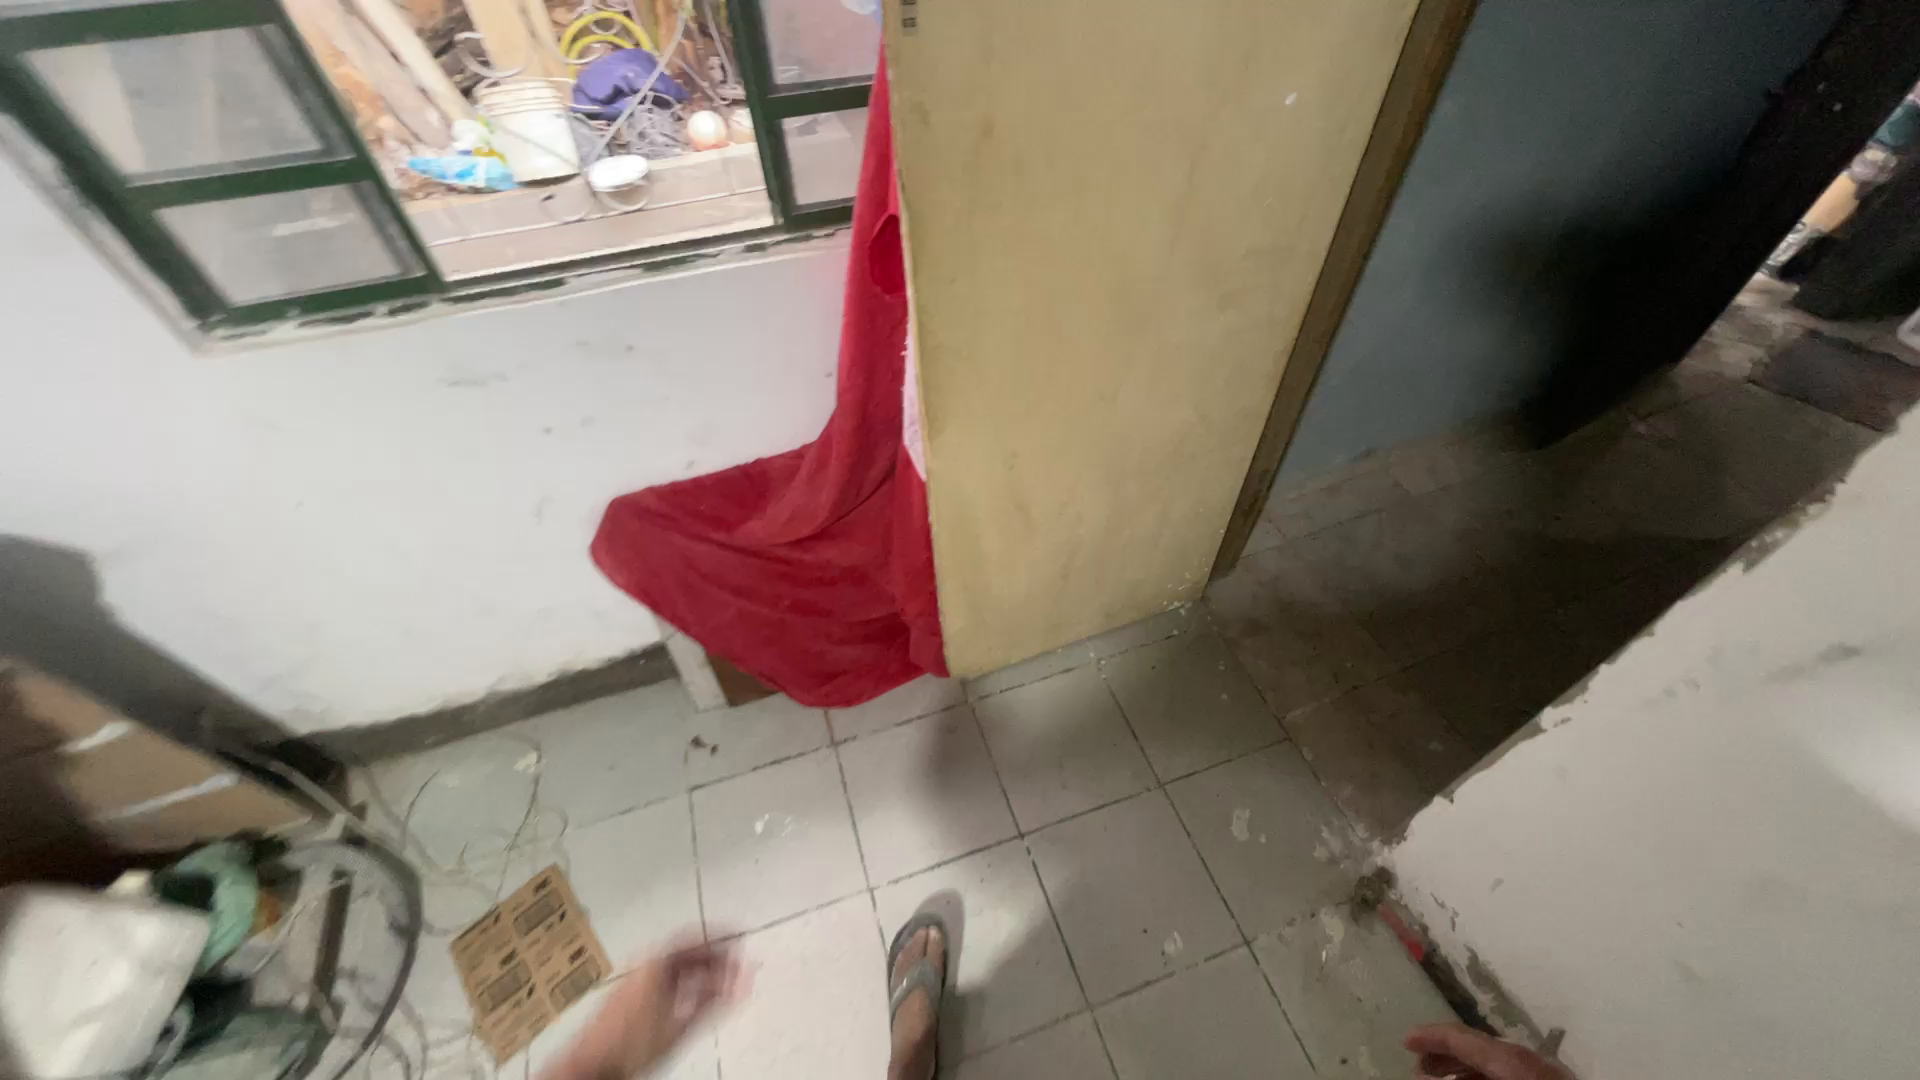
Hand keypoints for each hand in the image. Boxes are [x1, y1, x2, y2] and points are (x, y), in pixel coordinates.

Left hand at [543, 940, 748, 1079]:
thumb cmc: (631, 1043)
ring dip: (698, 971)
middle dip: (712, 958)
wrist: (589, 1067)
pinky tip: (690, 998)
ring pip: (674, 965)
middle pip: (686, 951)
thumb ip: (715, 999)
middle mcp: (645, 963)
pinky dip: (682, 981)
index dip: (721, 937)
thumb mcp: (681, 1023)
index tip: (739, 940)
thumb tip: (743, 980)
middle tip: (733, 966)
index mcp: (658, 961)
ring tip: (717, 984)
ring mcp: (634, 978)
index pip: (696, 937)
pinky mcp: (627, 994)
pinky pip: (663, 976)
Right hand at [1404, 1024, 1575, 1079]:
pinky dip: (1484, 1076)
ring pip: (1493, 1061)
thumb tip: (1419, 1074)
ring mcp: (1544, 1072)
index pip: (1460, 1034)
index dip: (1428, 1035)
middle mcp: (1527, 1058)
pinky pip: (1510, 1073)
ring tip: (1438, 1078)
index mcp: (1511, 1058)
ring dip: (1462, 1068)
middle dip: (1443, 1054)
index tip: (1404, 1042)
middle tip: (1417, 1066)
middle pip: (1476, 1045)